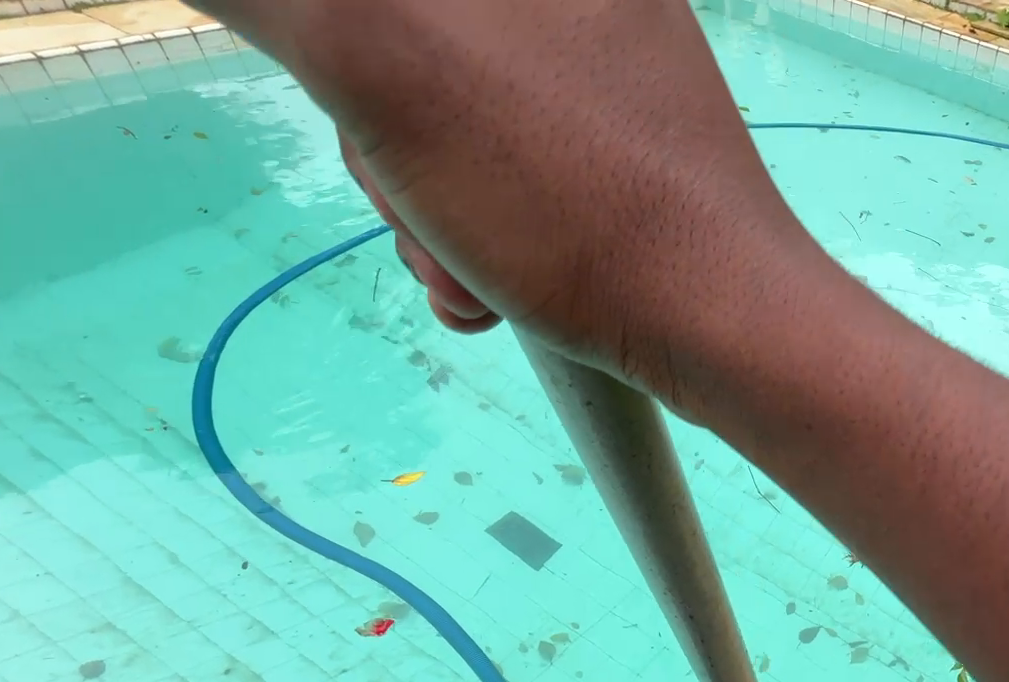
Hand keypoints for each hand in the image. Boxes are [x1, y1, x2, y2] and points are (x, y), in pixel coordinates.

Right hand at [189, 0, 841, 413]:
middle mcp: (571, 7)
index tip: (361, 104)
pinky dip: (487, 240)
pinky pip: (511, 175)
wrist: (724, 324)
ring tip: (481, 272)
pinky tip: (501, 292)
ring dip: (433, 213)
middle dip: (385, 146)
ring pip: (446, 125)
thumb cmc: (573, 198)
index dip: (339, 49)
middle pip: (396, 45)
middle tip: (430, 207)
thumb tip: (284, 8)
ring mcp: (600, 80)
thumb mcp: (383, 55)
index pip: (361, 10)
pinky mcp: (618, 156)